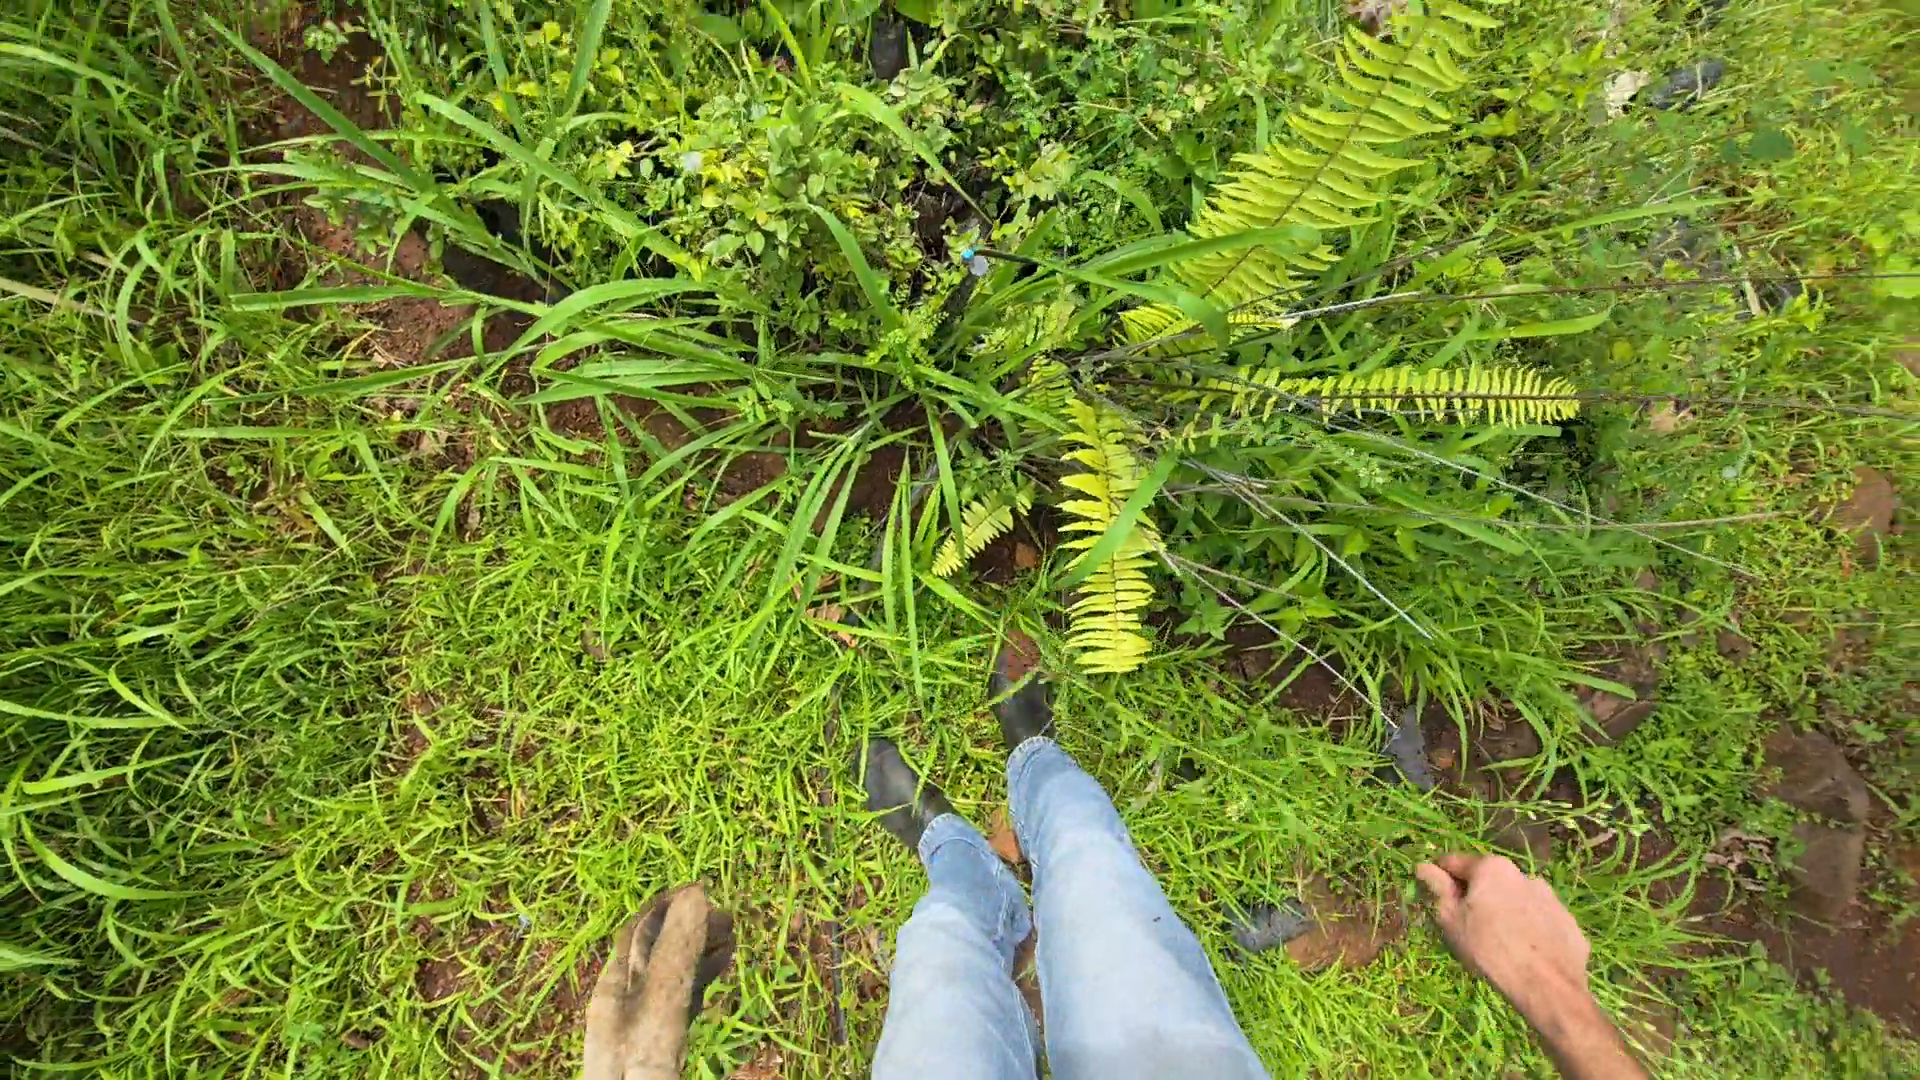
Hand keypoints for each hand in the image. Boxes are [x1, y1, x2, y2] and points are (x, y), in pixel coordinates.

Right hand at [1414, 853, 1588, 1015]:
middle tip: (1468, 922)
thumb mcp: (1451, 918)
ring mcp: (1552, 900)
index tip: (1436, 898)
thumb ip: (1438, 887)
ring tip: (1500, 939)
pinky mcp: (1571, 925)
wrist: (1549, 989)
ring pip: (1517, 898)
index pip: (1454, 863)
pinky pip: (1541, 920)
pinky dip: (1530, 928)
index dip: (1441, 878)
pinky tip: (1525, 951)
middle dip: (1476, 894)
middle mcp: (1523, 875)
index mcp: (1491, 867)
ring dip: (1505, 909)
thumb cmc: (1489, 948)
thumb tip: (1424, 867)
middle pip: (1489, 880)